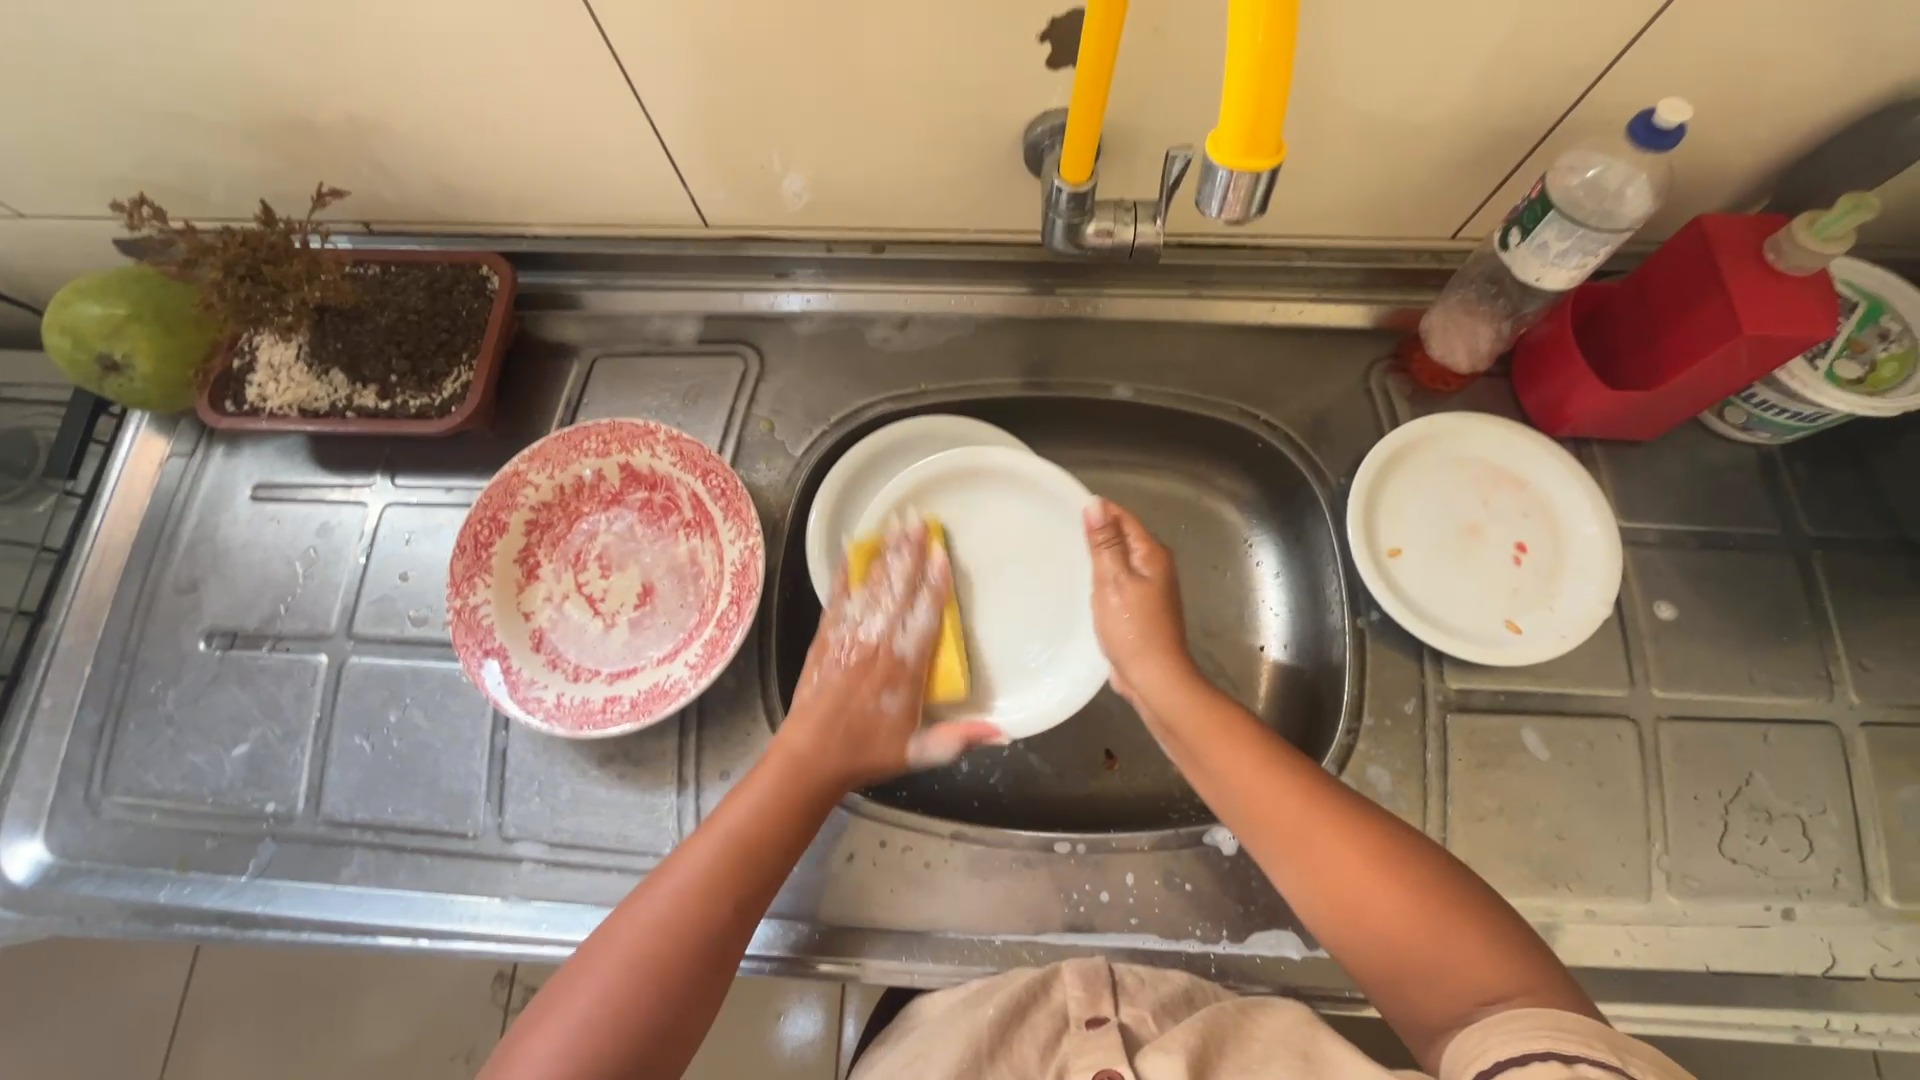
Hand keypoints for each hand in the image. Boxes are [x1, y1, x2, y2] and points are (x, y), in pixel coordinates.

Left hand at [776, 517, 1003, 790]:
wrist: (811, 756)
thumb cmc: (868, 752)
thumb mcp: (918, 753)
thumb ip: (959, 739)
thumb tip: (1003, 733)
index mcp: (904, 667)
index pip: (924, 616)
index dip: (935, 584)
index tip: (941, 554)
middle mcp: (877, 644)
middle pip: (897, 591)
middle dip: (909, 554)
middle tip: (917, 520)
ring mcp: (849, 638)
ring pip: (871, 589)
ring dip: (884, 555)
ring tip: (894, 525)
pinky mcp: (826, 638)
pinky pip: (837, 599)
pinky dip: (845, 574)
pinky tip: (850, 551)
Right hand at [1083, 498, 1198, 709]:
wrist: (1153, 677)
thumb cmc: (1132, 628)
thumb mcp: (1113, 581)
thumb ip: (1104, 543)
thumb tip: (1096, 504)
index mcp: (1152, 554)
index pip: (1123, 517)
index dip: (1098, 511)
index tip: (1066, 509)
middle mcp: (1155, 565)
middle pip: (1122, 537)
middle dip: (1095, 533)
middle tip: (1059, 531)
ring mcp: (1149, 587)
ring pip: (1119, 560)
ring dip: (1097, 558)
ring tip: (1064, 555)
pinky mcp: (1140, 607)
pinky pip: (1118, 581)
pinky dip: (1102, 579)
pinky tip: (1083, 585)